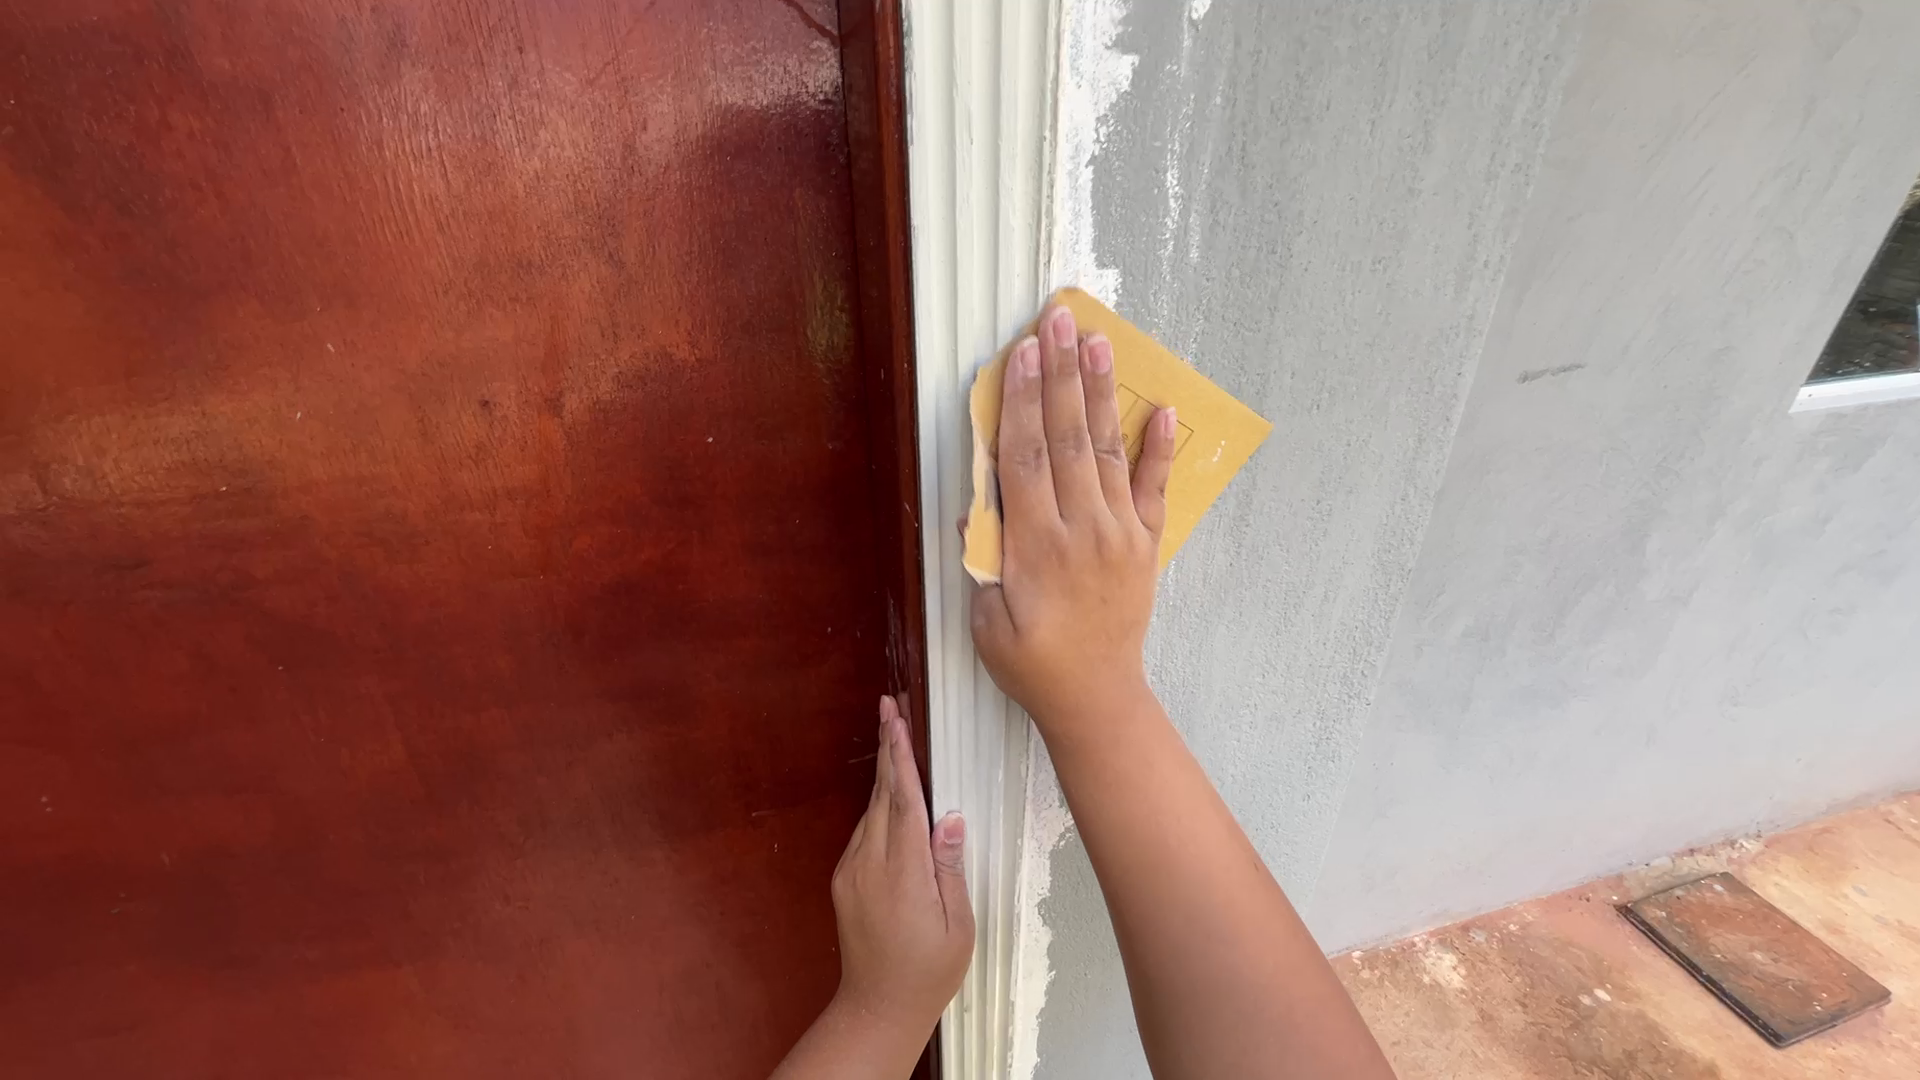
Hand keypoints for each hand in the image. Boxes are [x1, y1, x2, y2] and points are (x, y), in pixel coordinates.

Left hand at [829, 695, 972, 1033]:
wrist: (875, 1008)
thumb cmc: (928, 970)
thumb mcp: (956, 924)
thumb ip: (949, 865)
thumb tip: (950, 817)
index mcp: (903, 873)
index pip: (903, 801)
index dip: (900, 756)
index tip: (896, 719)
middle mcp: (870, 864)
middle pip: (882, 794)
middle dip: (887, 746)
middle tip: (889, 705)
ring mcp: (851, 870)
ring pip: (871, 809)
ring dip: (884, 772)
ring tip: (895, 735)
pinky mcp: (844, 877)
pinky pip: (865, 830)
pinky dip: (879, 804)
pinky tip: (891, 791)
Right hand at [970, 304, 1175, 734]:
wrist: (1096, 697)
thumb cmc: (1031, 664)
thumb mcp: (986, 622)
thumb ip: (982, 561)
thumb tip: (977, 508)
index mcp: (1036, 547)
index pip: (1025, 458)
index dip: (1020, 402)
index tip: (1021, 353)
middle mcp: (1082, 529)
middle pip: (1067, 439)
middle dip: (1059, 376)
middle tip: (1059, 321)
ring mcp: (1120, 533)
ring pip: (1107, 451)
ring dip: (1099, 394)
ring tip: (1098, 343)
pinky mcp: (1145, 544)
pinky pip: (1154, 490)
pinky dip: (1159, 449)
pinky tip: (1162, 410)